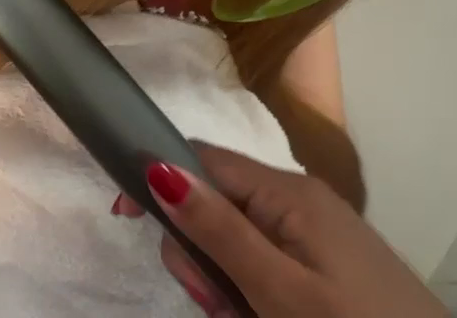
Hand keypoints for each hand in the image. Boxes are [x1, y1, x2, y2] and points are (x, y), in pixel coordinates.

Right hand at [115, 144, 447, 317]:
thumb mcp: (280, 290)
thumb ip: (217, 229)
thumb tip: (154, 165)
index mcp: (287, 191)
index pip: (197, 156)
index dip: (156, 179)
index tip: (127, 219)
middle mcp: (299, 199)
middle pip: (212, 200)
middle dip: (196, 250)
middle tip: (212, 303)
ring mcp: (317, 234)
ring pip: (234, 236)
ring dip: (222, 278)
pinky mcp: (329, 265)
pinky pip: (265, 259)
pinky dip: (251, 288)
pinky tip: (261, 317)